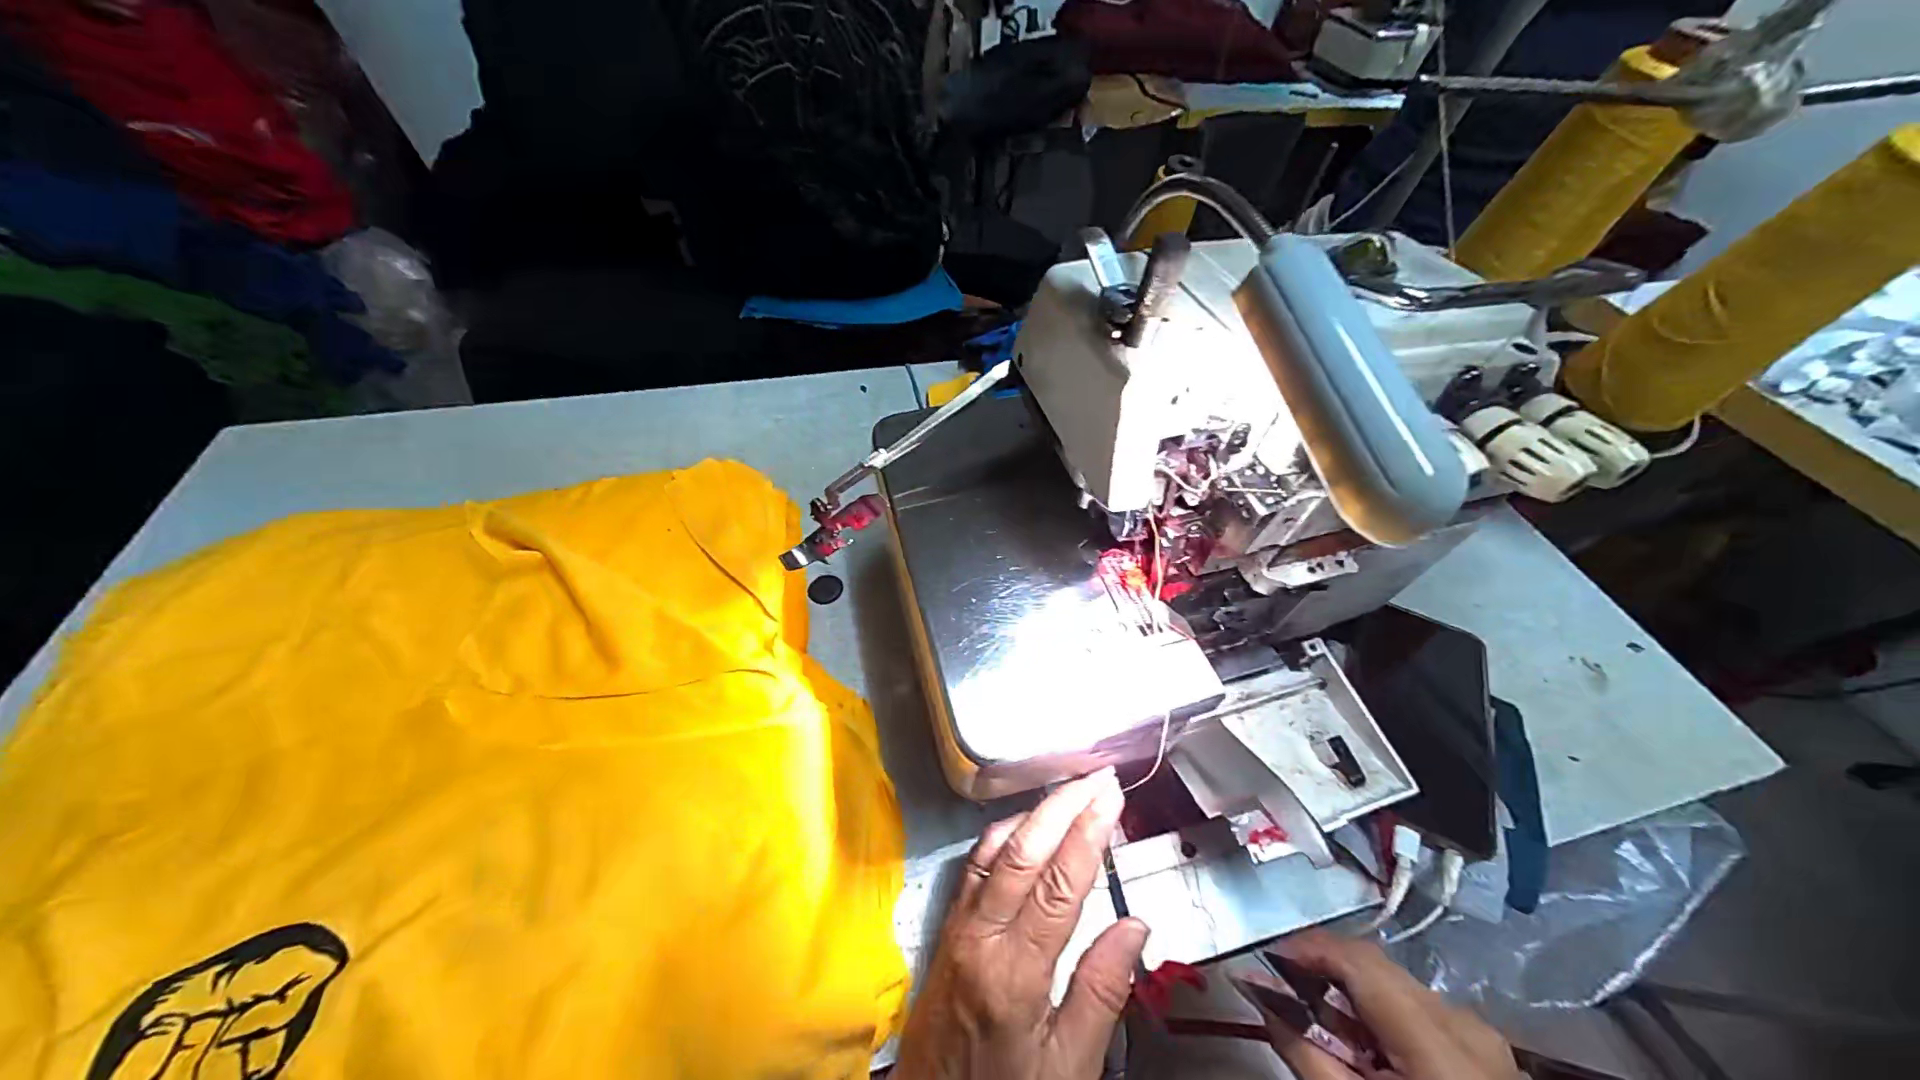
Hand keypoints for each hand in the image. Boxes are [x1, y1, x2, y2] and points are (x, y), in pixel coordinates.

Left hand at [893, 769, 1149, 1079]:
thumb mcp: (1068, 1066)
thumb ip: (1102, 992)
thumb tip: (1134, 927)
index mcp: (1015, 974)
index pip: (1058, 884)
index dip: (1088, 833)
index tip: (1111, 798)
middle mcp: (980, 938)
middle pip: (1023, 851)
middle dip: (1063, 806)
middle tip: (1096, 779)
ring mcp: (959, 927)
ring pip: (994, 849)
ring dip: (1034, 812)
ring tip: (1068, 789)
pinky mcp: (948, 926)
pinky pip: (975, 865)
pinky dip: (1003, 834)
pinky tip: (1024, 824)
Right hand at [1259, 930, 1521, 1079]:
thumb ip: (1302, 1049)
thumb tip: (1257, 988)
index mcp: (1439, 1042)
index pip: (1360, 960)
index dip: (1307, 948)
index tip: (1265, 959)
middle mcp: (1465, 1023)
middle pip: (1375, 968)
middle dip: (1323, 971)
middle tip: (1280, 991)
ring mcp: (1482, 1035)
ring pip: (1393, 984)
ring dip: (1349, 993)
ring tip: (1320, 1025)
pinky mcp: (1485, 1048)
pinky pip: (1417, 1008)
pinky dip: (1379, 1014)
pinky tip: (1363, 1046)